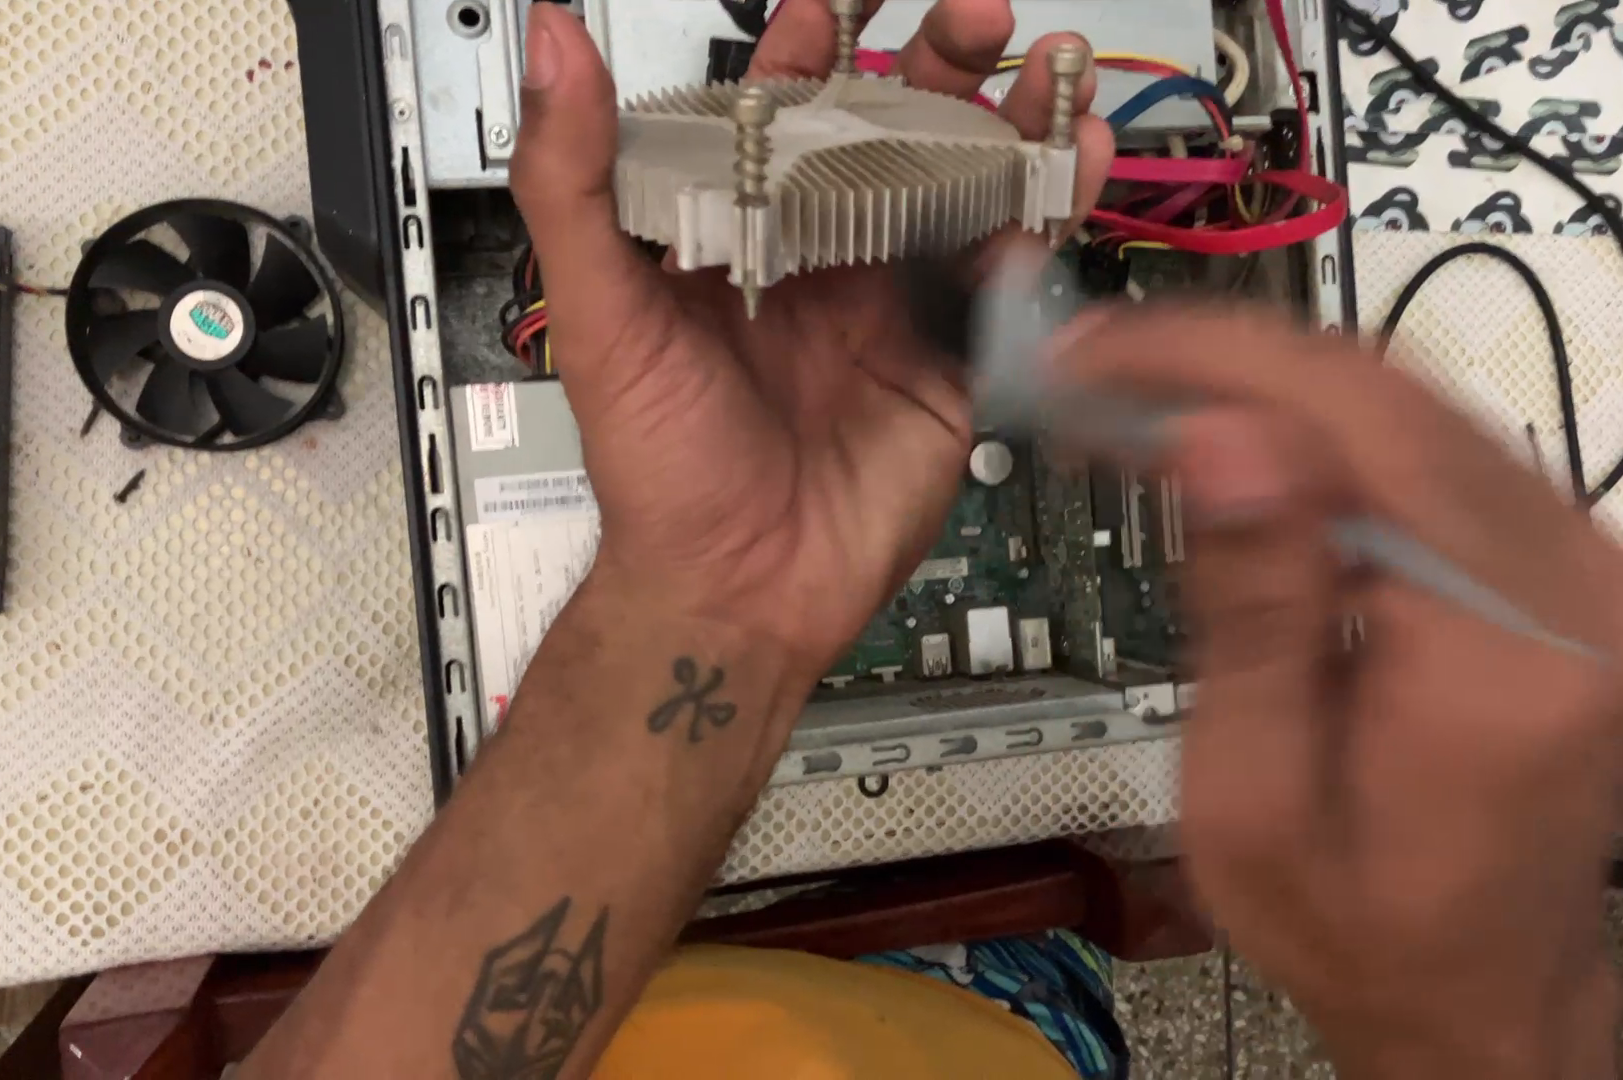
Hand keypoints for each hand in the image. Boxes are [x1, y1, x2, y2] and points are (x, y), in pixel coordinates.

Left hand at [510, 0, 1113, 687]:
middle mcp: (821, 274)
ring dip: (1005, 137)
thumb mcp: (603, 322)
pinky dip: (1038, 229)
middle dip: (933, 77)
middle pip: (887, 151)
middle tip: (976, 19)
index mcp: (741, 249)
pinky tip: (1069, 174)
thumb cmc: (664, 467)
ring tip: (1046, 77)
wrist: (743, 583)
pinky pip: (998, 289)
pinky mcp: (944, 371)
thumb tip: (553, 42)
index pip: (783, 131)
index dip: (809, 64)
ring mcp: (890, 319)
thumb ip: (577, 184)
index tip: (832, 12)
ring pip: (958, 206)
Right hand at [1058, 307, 1622, 1078]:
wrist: (1472, 1001)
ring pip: (1395, 413)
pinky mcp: (1545, 572)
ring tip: (1132, 410)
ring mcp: (1580, 570)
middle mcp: (1584, 584)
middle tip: (1094, 373)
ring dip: (1248, 399)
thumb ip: (1247, 612)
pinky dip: (1295, 444)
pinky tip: (1215, 457)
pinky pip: (1408, 462)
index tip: (1096, 354)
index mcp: (1514, 650)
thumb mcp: (1251, 792)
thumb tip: (1216, 443)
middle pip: (1386, 397)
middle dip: (1217, 368)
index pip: (1365, 424)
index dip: (1213, 362)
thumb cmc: (1350, 928)